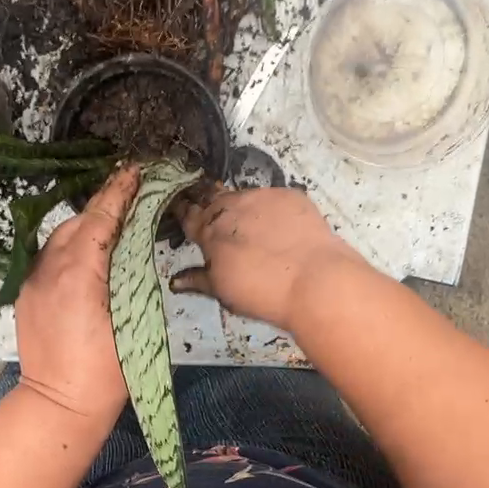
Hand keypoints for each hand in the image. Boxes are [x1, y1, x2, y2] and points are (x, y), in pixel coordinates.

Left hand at [13, 164, 139, 422]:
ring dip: (86, 229)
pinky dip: (71, 250)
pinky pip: (49, 259)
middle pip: (78, 223)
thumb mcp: (131, 321)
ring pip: (60, 239)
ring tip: (113, 229)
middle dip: (104, 209)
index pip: (100, 218)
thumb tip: (134, 247)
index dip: (119, 193)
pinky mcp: (26, 296)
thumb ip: (131, 276)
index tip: (135, 172)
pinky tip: (89, 259)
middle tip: (132, 200)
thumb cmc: (105, 372)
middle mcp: (49, 270)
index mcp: (79, 273)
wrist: (59, 405)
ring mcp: (33, 282)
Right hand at [169, 184, 368, 329]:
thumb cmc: (260, 292)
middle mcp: (231, 207)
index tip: (182, 208)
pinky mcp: (290, 195)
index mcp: (210, 232)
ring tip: (247, 220)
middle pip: (214, 199)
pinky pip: (272, 198)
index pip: (189, 215)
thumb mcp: (223, 290)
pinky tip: (278, 225)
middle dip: (209, 204)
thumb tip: (175, 280)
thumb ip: (199, 279)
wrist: (313, 280)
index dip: (185, 212)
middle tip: (212, 213)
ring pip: (243, 196)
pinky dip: (269, 209)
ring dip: (240, 206)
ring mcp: (262, 197)